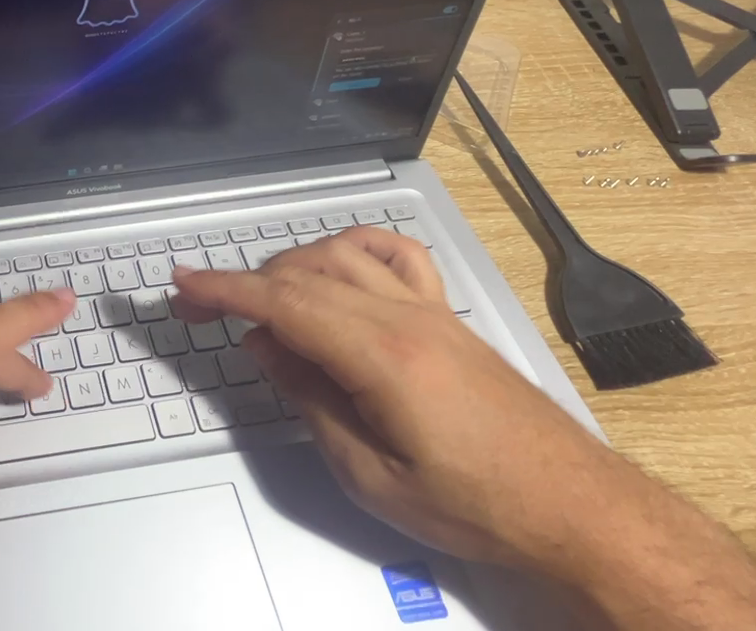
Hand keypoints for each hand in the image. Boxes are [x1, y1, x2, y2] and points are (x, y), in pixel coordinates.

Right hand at [173, 226, 618, 569]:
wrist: (573, 507)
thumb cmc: (472, 505)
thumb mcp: (369, 475)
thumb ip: (310, 400)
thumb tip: (265, 346)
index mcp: (381, 357)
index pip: (284, 303)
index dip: (224, 289)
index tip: (182, 285)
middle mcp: (402, 316)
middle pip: (303, 274)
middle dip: (243, 284)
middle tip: (203, 309)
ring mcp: (428, 308)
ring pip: (340, 256)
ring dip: (287, 269)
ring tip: (261, 301)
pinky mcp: (445, 313)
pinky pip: (396, 253)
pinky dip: (353, 247)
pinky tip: (334, 266)